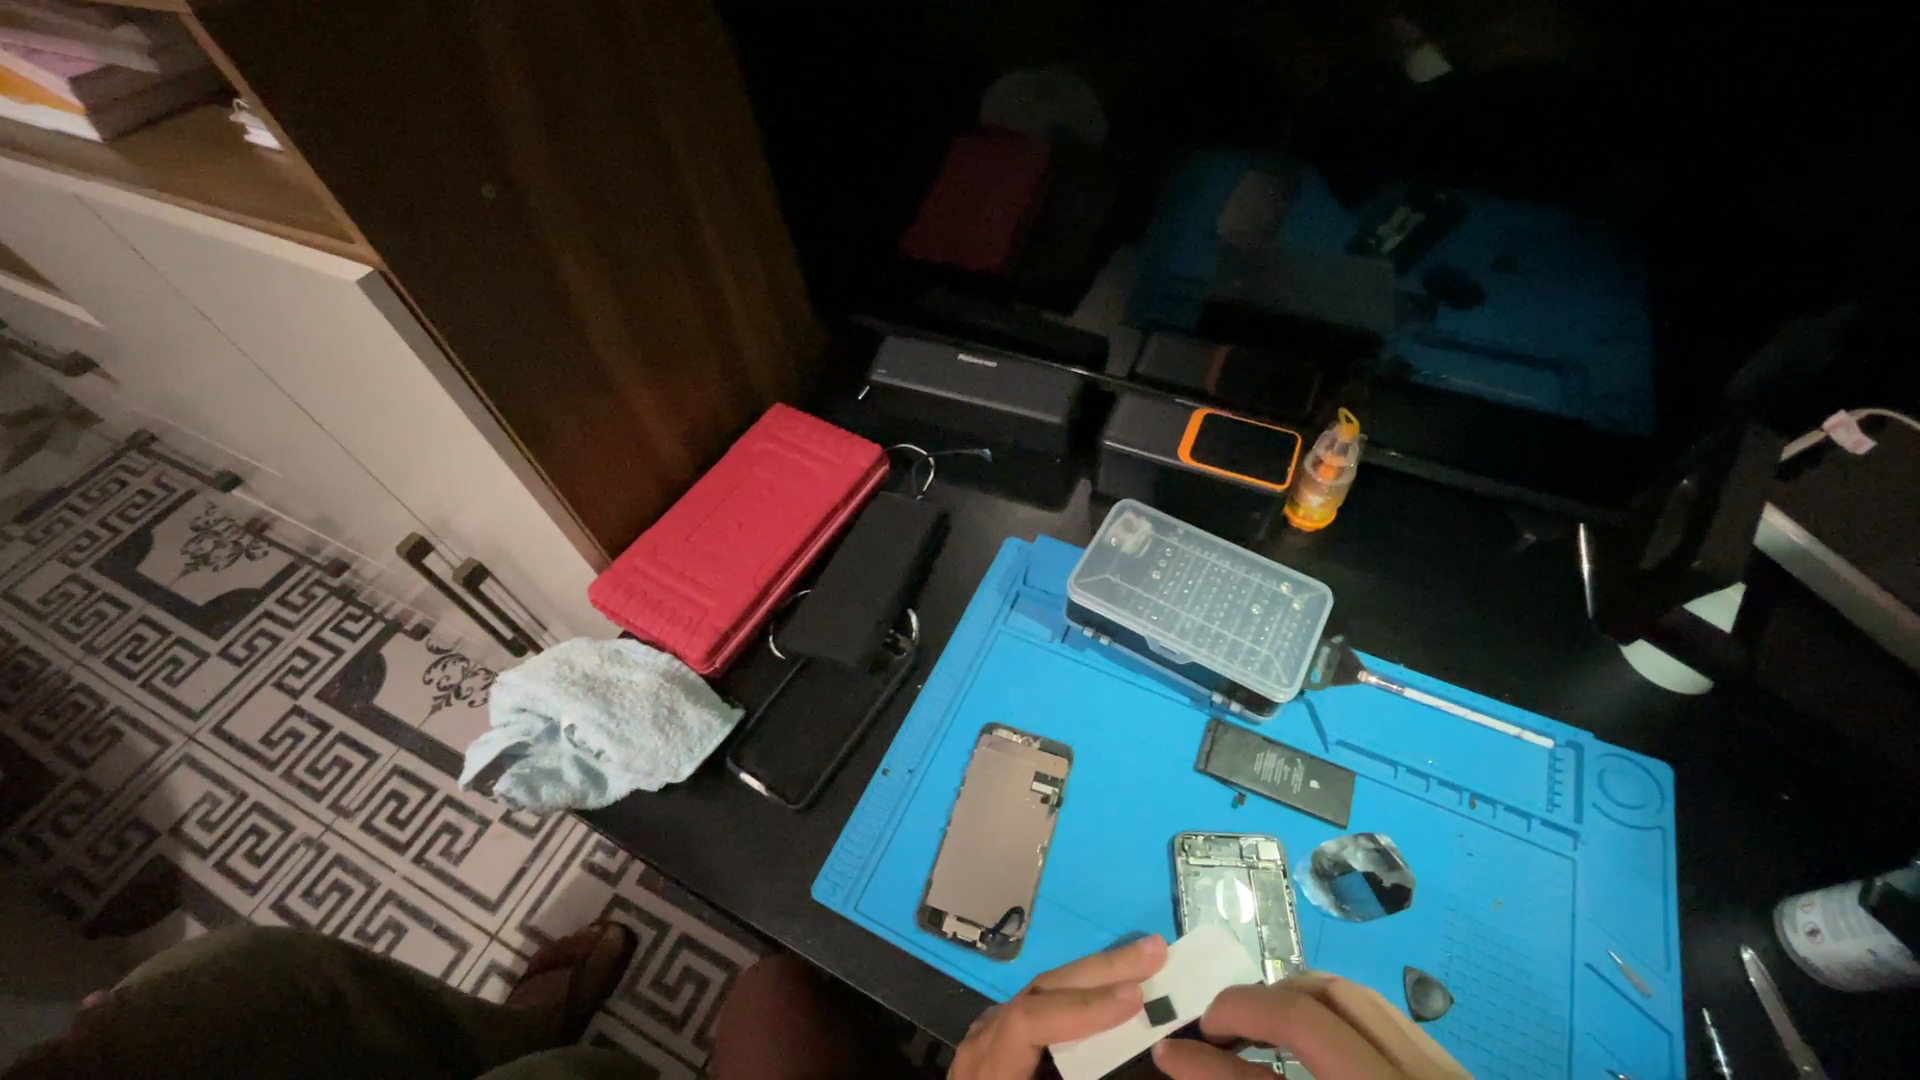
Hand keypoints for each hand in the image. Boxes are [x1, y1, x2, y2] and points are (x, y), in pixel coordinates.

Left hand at [950, 934, 1168, 1079]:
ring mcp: (989, 1035)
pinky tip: (1110, 983)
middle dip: (1101, 970)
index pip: (1030, 1020)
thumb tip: (1140, 1067)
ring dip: (1095, 974)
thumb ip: (1084, 1076)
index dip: (1083, 1008)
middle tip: (1156, 951)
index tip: (1135, 998)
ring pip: (1043, 990)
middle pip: (1039, 990)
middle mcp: (984, 1043)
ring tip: (1143, 960)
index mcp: (990, 1072)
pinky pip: (1043, 1003)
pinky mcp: (1001, 1037)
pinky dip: (1080, 992)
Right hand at [1151, 973, 1470, 1079]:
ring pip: (1350, 996)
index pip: (1283, 1061)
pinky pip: (1381, 1017)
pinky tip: (1310, 1041)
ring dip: (1289, 999)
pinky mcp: (1453, 1078)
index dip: (1217, 1049)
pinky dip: (1330, 1014)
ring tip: (1255, 1026)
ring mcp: (1441, 1078)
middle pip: (1316, 1005)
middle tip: (1213, 1032)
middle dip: (1250, 1006)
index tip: (1174, 1047)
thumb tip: (1182, 1063)